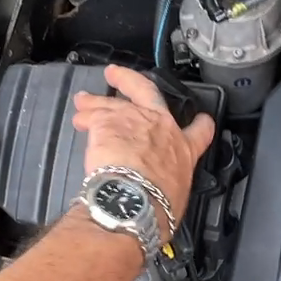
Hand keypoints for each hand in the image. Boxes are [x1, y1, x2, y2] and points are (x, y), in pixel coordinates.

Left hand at [71, 65, 215, 221]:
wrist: (135, 201)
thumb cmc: (156, 206)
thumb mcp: (174, 197)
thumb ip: (167, 186)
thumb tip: (161, 197)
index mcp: (182, 148)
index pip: (200, 131)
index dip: (201, 125)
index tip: (201, 121)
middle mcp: (160, 126)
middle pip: (147, 91)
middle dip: (130, 80)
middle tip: (116, 74)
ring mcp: (133, 119)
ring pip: (112, 103)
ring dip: (96, 101)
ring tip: (84, 101)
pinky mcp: (107, 122)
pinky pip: (94, 115)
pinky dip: (86, 116)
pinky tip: (79, 119)